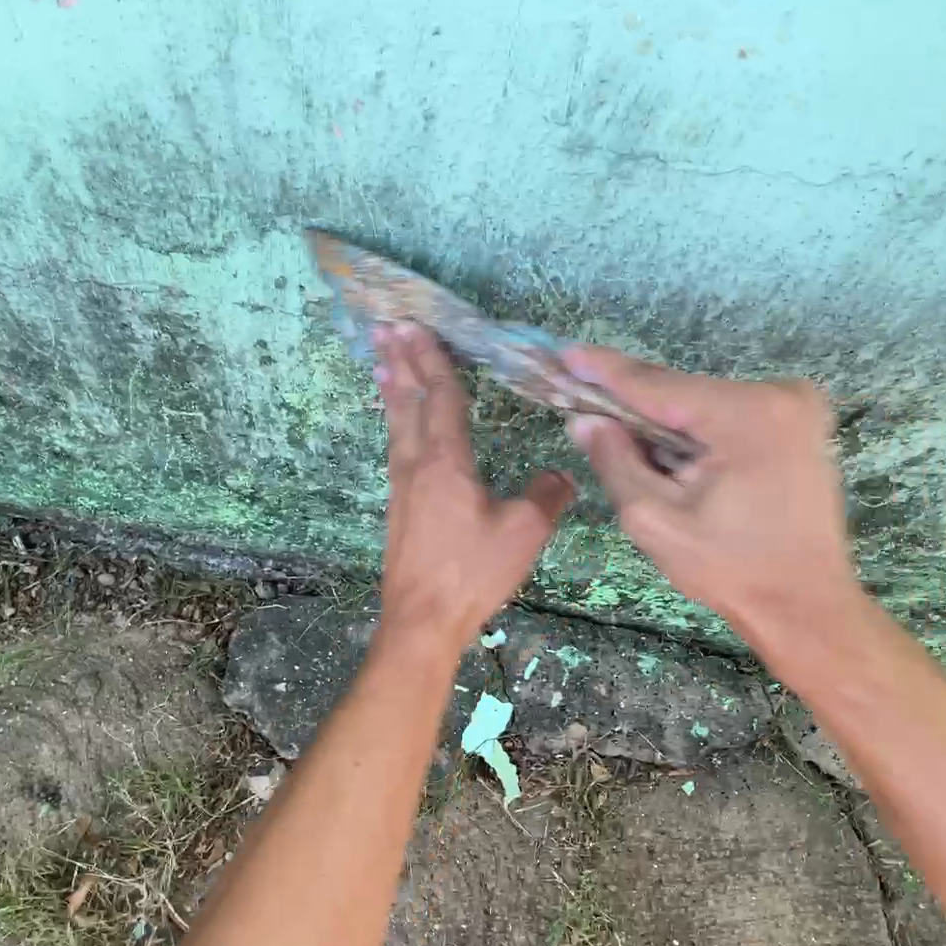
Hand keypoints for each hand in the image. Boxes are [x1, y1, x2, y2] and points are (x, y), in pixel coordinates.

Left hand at [373, 323, 575, 655]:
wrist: (421, 618)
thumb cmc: (472, 572)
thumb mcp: (523, 532)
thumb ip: (546, 496)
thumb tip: (564, 475)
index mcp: (446, 462)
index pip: (441, 398)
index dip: (432, 360)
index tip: (415, 327)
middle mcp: (416, 466)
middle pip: (407, 402)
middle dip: (399, 362)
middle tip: (383, 328)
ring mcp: (402, 488)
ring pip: (396, 425)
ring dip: (391, 390)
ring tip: (381, 363)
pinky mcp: (399, 509)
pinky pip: (396, 450)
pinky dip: (395, 424)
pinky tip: (398, 430)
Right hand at [560, 346, 853, 623]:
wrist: (805, 604)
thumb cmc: (731, 568)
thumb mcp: (655, 520)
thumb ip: (615, 462)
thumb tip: (584, 420)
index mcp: (746, 414)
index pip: (655, 385)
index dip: (603, 370)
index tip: (564, 353)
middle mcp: (778, 395)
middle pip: (678, 395)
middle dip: (632, 411)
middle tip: (588, 423)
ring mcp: (795, 406)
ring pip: (699, 406)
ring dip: (662, 428)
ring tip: (641, 467)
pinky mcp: (797, 423)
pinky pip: (723, 417)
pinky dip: (692, 435)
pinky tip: (678, 467)